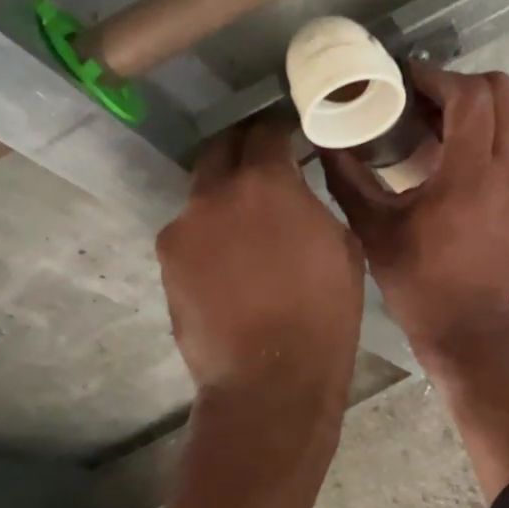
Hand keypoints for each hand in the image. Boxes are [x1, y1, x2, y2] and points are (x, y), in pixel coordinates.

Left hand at [157, 119, 364, 408]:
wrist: (270, 376)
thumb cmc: (324, 312)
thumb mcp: (342, 245)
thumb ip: (312, 203)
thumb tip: (296, 189)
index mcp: (266, 183)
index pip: (265, 131)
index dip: (279, 132)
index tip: (289, 139)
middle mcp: (215, 193)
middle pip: (220, 148)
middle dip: (242, 150)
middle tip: (262, 166)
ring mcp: (183, 227)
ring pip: (202, 193)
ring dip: (223, 196)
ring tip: (245, 226)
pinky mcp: (167, 261)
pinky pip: (190, 232)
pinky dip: (208, 235)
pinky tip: (228, 264)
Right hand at [320, 66, 508, 358]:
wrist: (468, 328)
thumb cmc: (418, 280)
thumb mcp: (373, 227)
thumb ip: (347, 177)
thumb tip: (323, 139)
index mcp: (471, 173)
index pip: (469, 96)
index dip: (436, 76)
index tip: (404, 78)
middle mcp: (508, 169)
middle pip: (500, 93)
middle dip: (459, 84)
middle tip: (420, 98)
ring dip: (474, 109)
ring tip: (432, 125)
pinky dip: (485, 135)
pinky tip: (451, 157)